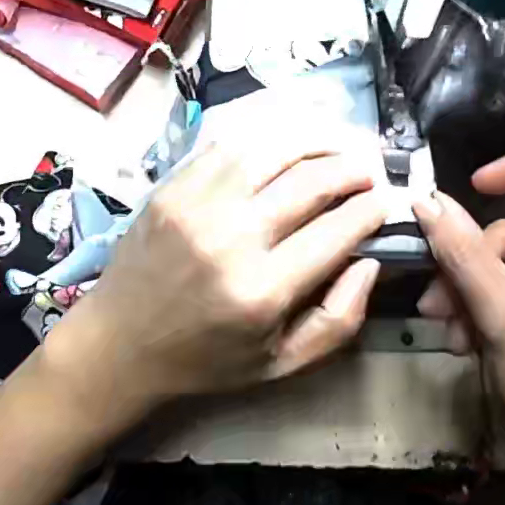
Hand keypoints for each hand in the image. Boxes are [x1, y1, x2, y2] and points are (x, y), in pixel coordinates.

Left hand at [41, 140, 389, 429]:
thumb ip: (338, 320)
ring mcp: (197, 205)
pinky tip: (288, 146)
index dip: (371, 209)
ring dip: (316, 143)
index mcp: (262, 290)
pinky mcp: (173, 188)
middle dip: (352, 169)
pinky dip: (269, 141)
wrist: (119, 343)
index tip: (385, 201)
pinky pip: (231, 147)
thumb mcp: (280, 364)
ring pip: (273, 151)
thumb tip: (370, 261)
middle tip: (369, 169)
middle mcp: (231, 238)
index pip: (336, 231)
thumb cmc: (205, 360)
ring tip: (339, 146)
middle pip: (310, 182)